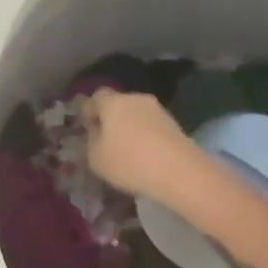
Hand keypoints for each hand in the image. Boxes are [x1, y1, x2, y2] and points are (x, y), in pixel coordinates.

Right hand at [83, 90, 203, 201]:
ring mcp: (159, 110)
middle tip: (107, 141)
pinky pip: (152, 126)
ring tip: (128, 151)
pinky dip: (147, 136)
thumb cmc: (129, 162)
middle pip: (119, 104)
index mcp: (114, 103)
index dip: (90, 110)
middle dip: (112, 119)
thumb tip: (98, 132)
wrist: (179, 171)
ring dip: (131, 127)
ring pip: (137, 114)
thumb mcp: (97, 158)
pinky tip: (146, 155)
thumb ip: (92, 142)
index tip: (88, 127)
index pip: (97, 96)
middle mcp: (137, 99)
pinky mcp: (174, 123)